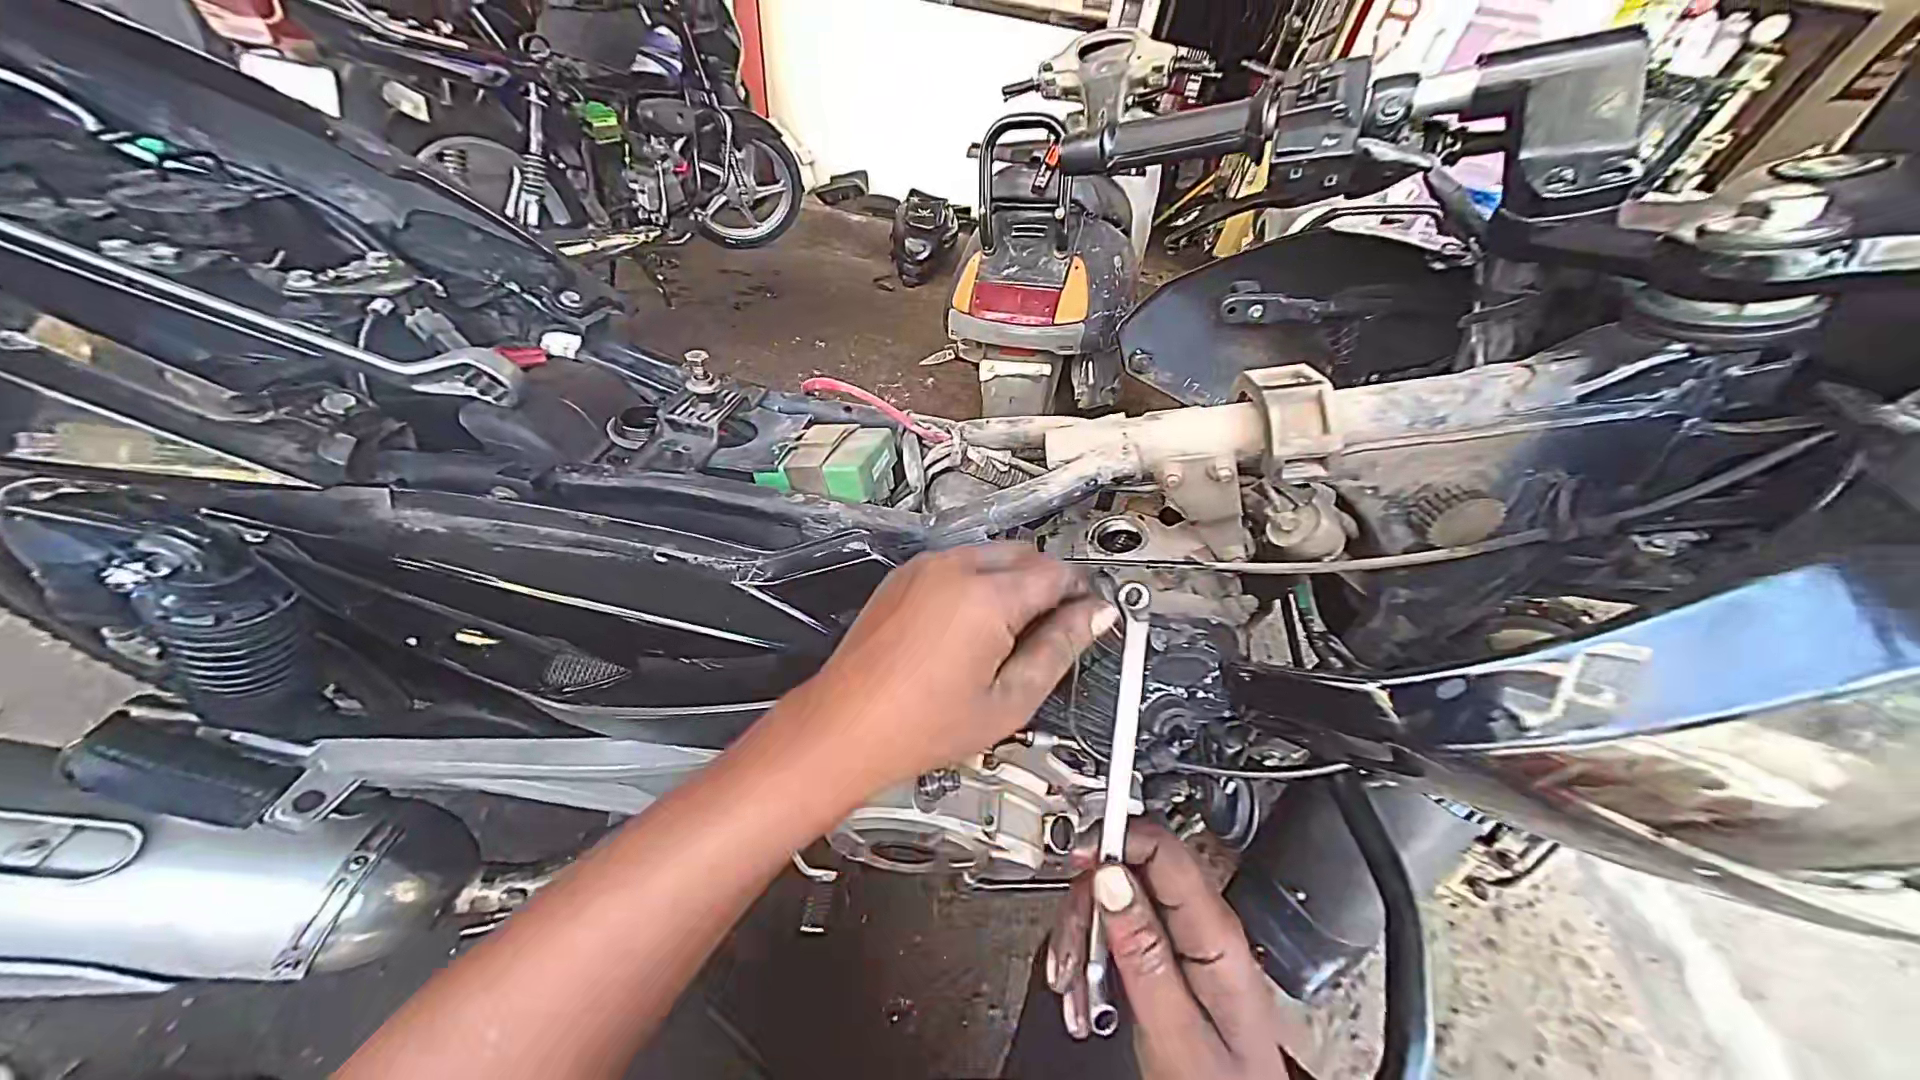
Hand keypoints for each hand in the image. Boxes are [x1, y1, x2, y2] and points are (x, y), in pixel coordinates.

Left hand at [771, 543, 1114, 795]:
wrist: (844, 726)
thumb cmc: (915, 725)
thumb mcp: (1009, 700)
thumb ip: (1059, 649)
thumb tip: (1092, 618)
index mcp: (986, 597)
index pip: (1058, 574)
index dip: (1081, 595)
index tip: (1089, 614)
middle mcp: (954, 569)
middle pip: (1027, 556)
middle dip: (1049, 585)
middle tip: (1053, 630)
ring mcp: (924, 569)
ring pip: (992, 556)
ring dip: (1013, 583)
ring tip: (1008, 637)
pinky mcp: (904, 577)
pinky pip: (958, 565)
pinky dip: (978, 584)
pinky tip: (973, 630)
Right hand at [1046, 823, 1310, 1077]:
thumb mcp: (1174, 1031)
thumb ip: (1142, 951)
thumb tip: (1110, 876)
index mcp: (1216, 934)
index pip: (1163, 849)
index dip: (1116, 840)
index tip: (1079, 859)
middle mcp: (1203, 926)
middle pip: (1130, 872)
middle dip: (1088, 905)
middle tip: (1073, 952)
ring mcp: (1185, 939)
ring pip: (1116, 900)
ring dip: (1083, 937)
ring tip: (1076, 986)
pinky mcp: (1167, 955)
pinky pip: (1118, 930)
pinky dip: (1090, 954)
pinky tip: (1086, 990)